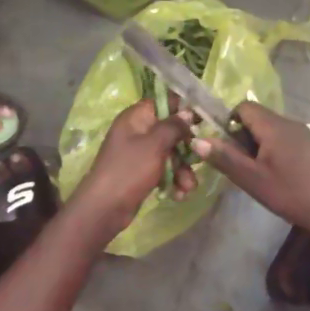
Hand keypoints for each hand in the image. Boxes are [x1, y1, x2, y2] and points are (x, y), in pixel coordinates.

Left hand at [69, 100, 194, 232]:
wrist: (105, 208)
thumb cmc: (129, 170)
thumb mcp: (154, 144)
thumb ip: (173, 126)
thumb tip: (188, 112)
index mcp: (135, 117)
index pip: (164, 102)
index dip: (184, 109)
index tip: (204, 120)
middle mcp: (137, 132)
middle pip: (171, 131)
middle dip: (187, 149)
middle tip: (200, 159)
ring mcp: (140, 154)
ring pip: (171, 154)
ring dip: (183, 170)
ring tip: (187, 187)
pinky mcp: (142, 173)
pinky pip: (164, 171)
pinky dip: (173, 181)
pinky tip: (178, 195)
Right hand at [192, 103, 309, 234]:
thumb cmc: (291, 193)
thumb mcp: (251, 179)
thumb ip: (224, 158)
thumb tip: (196, 140)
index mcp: (273, 126)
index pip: (243, 107)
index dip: (228, 122)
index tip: (225, 147)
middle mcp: (289, 123)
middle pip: (256, 118)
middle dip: (241, 137)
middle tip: (239, 164)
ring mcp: (303, 134)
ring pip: (270, 130)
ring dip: (256, 146)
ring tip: (255, 172)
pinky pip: (283, 139)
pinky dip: (272, 151)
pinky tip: (276, 175)